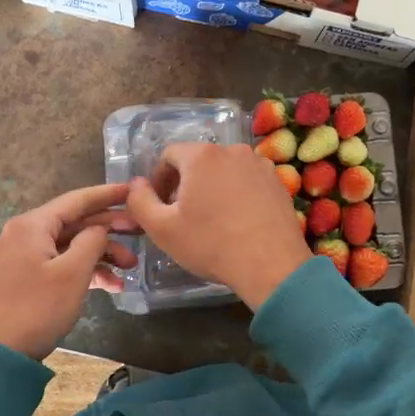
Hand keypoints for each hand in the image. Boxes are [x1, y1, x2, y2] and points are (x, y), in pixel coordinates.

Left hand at [0, 183, 137, 360]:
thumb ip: (92, 241)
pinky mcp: (27, 280)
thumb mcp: (72, 272)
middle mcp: (27, 234)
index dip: (108, 194)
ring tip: (130, 269)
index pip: (78, 199)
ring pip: (71, 246)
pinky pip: (62, 265)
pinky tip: (111, 285)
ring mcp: (25, 258)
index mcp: (34, 225)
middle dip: (110, 229)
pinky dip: (85, 271)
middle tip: (141, 233)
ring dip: (102, 254)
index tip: (135, 191)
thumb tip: (99, 229)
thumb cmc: (36, 308)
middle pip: (76, 222)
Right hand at [125, 143, 310, 309]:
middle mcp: (232, 150)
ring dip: (213, 187)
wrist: (270, 265)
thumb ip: (140, 202)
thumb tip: (136, 184)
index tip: (160, 205)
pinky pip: (248, 180)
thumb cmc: (211, 244)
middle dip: (186, 183)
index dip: (159, 179)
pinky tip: (237, 221)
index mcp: (202, 156)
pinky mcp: (277, 181)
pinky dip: (237, 193)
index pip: (169, 155)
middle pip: (199, 160)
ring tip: (212, 219)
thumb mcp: (162, 229)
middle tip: (183, 215)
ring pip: (224, 170)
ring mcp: (259, 164)